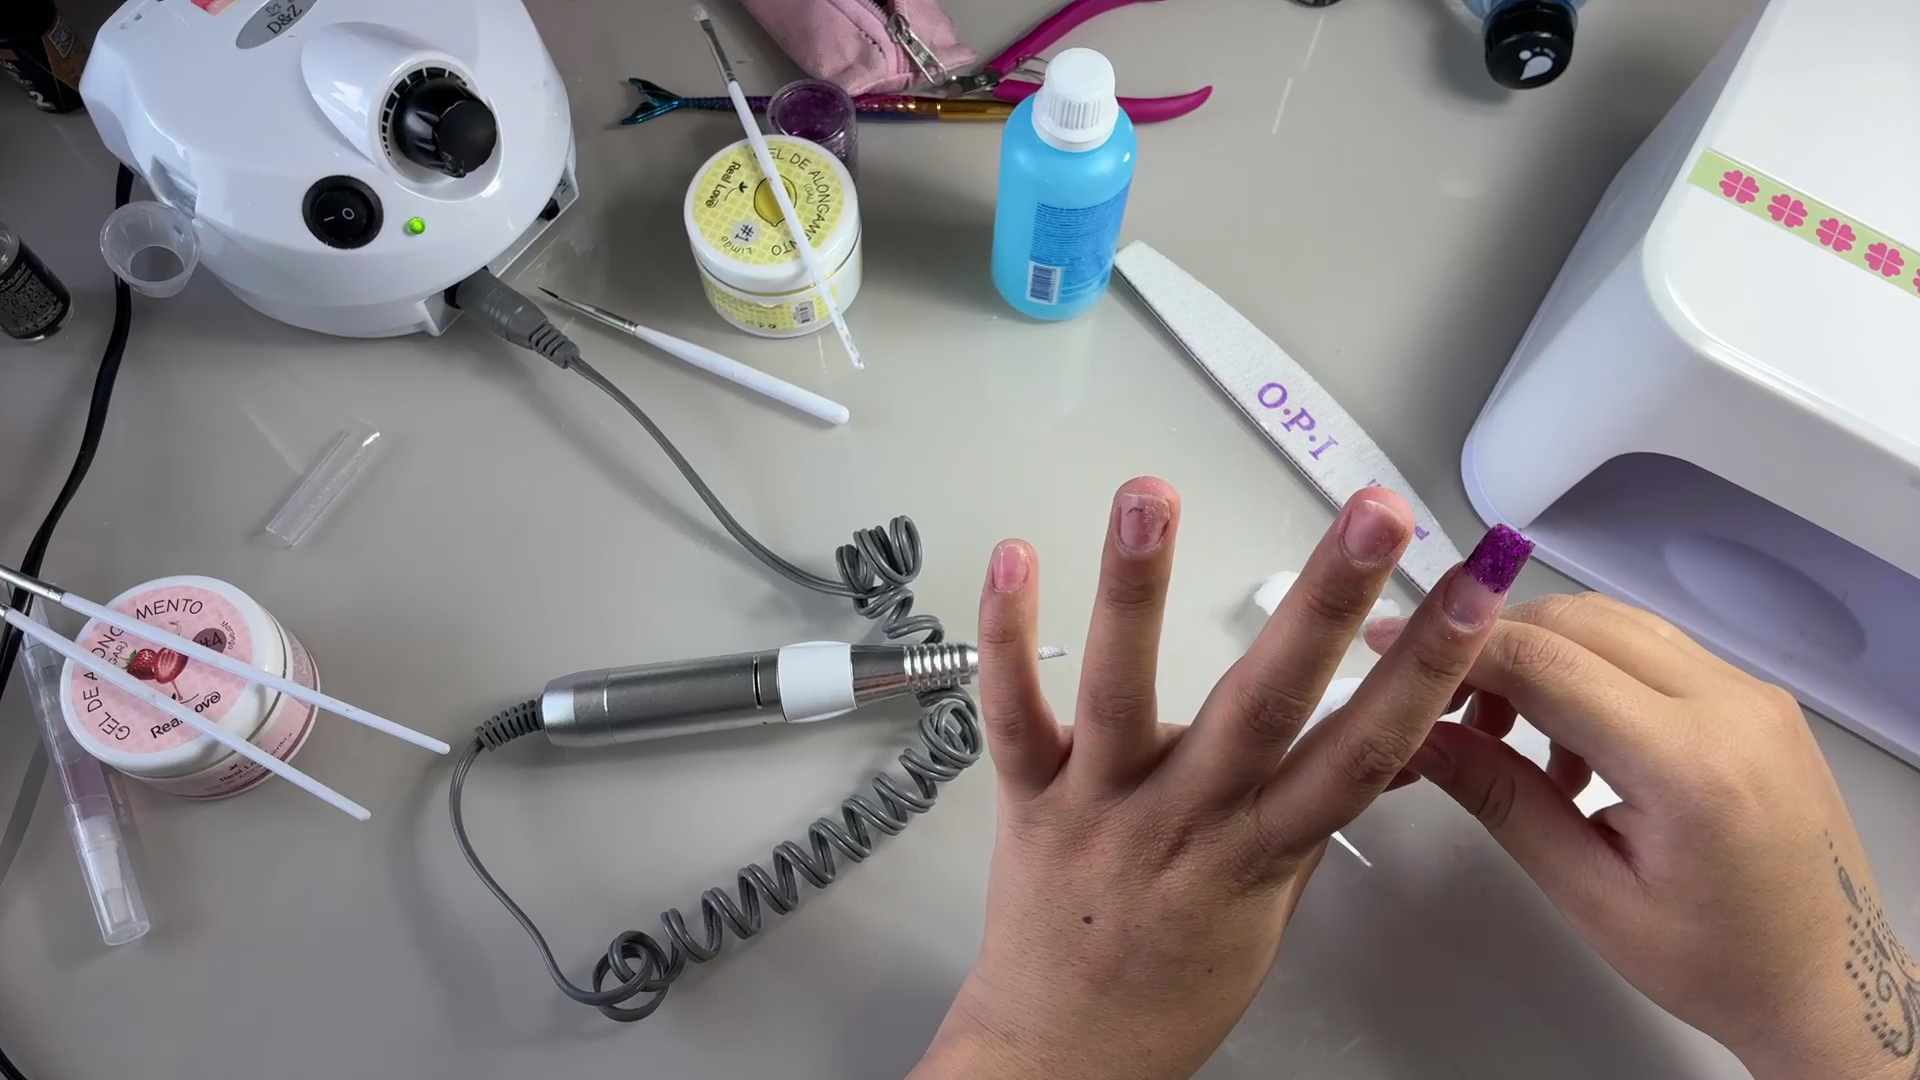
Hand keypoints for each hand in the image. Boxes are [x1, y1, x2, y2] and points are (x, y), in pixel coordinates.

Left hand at [909, 479, 1523, 1079]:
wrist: (1065, 1052)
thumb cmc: (1169, 982)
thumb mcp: (1262, 909)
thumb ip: (1299, 821)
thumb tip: (1356, 756)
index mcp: (1258, 846)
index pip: (1366, 748)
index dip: (1428, 667)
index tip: (1469, 589)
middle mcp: (1184, 815)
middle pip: (1267, 701)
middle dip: (1328, 601)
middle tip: (1369, 514)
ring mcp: (1097, 801)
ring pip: (1124, 685)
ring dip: (1136, 583)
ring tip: (1151, 497)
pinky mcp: (1025, 795)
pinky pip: (1013, 709)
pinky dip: (1008, 635)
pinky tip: (1015, 559)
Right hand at [1368, 593, 1918, 1079]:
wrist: (1838, 986)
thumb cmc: (1713, 960)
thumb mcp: (1584, 890)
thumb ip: (1494, 796)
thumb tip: (1410, 733)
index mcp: (1692, 765)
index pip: (1540, 662)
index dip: (1450, 645)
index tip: (1382, 645)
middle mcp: (1730, 705)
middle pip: (1565, 620)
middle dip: (1481, 644)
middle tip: (1438, 701)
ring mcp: (1745, 690)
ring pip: (1595, 617)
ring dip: (1524, 648)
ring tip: (1496, 721)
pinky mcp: (1742, 691)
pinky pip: (1629, 639)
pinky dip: (1567, 658)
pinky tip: (1555, 724)